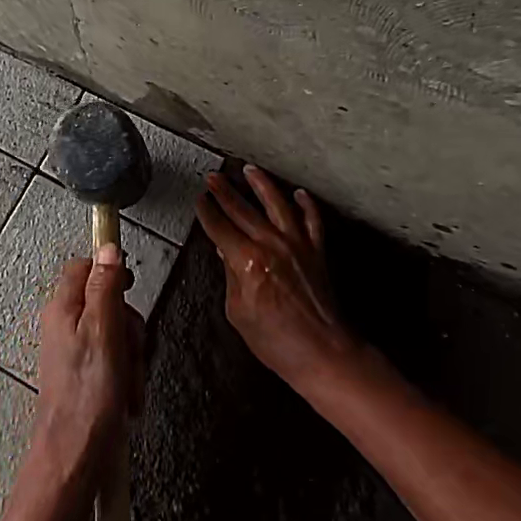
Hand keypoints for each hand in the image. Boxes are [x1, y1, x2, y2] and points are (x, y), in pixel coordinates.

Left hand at [32, 245, 143, 462]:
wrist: (75, 458)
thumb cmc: (84, 401)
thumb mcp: (103, 330)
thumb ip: (106, 286)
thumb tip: (108, 248)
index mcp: (63, 309)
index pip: (85, 265)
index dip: (111, 270)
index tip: (128, 285)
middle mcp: (66, 326)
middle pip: (110, 299)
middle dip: (129, 321)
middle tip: (128, 343)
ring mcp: (76, 351)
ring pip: (118, 329)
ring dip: (132, 352)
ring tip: (127, 376)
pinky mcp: (88, 374)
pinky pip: (118, 357)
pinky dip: (128, 372)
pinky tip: (126, 392)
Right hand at [195, 165, 358, 383]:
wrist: (320, 349)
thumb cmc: (277, 340)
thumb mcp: (238, 312)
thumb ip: (230, 276)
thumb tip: (224, 251)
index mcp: (248, 262)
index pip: (221, 228)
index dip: (207, 212)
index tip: (200, 200)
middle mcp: (272, 245)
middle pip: (243, 209)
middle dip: (225, 191)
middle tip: (213, 177)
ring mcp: (297, 244)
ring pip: (277, 203)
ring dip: (261, 184)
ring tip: (249, 171)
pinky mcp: (316, 249)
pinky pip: (311, 218)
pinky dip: (305, 203)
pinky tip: (298, 193)